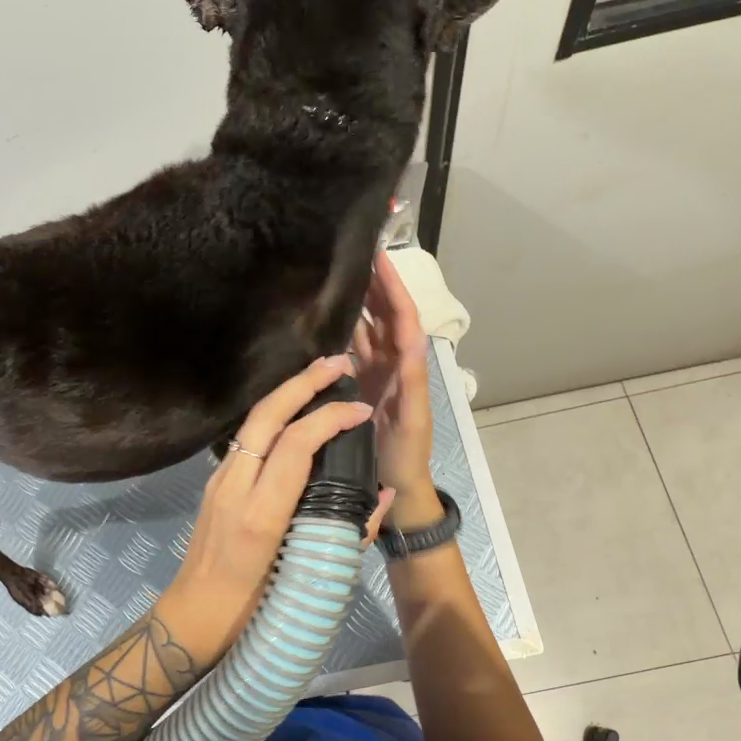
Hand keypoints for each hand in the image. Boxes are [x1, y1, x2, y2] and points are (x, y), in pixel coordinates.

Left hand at [159, 356, 394, 654]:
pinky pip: (246, 436)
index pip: (296, 444)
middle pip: (267, 416)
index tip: (362, 411)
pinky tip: (294, 411)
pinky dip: (273, 414)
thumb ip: (349, 534)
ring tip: (320, 376)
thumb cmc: (252, 610)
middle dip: (304, 383)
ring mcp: (218, 481)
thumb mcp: (307, 578)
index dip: (331, 419)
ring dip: (287, 392)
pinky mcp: (213, 483)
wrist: (192, 618)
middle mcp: (234, 486)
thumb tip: (384, 496)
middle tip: (339, 363)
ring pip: (252, 420)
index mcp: (260, 513)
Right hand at [353, 248, 440, 528]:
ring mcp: (376, 372)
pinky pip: (353, 350)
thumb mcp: (413, 421)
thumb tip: (411, 343)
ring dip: (359, 302)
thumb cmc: (407, 456)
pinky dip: (344, 330)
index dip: (393, 288)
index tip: (380, 258)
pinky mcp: (360, 384)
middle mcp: (393, 363)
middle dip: (375, 285)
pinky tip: (327, 317)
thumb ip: (412, 384)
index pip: (403, 318)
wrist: (397, 485)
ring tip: (338, 275)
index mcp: (409, 367)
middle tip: (354, 255)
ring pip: (368, 328)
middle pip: (385, 316)